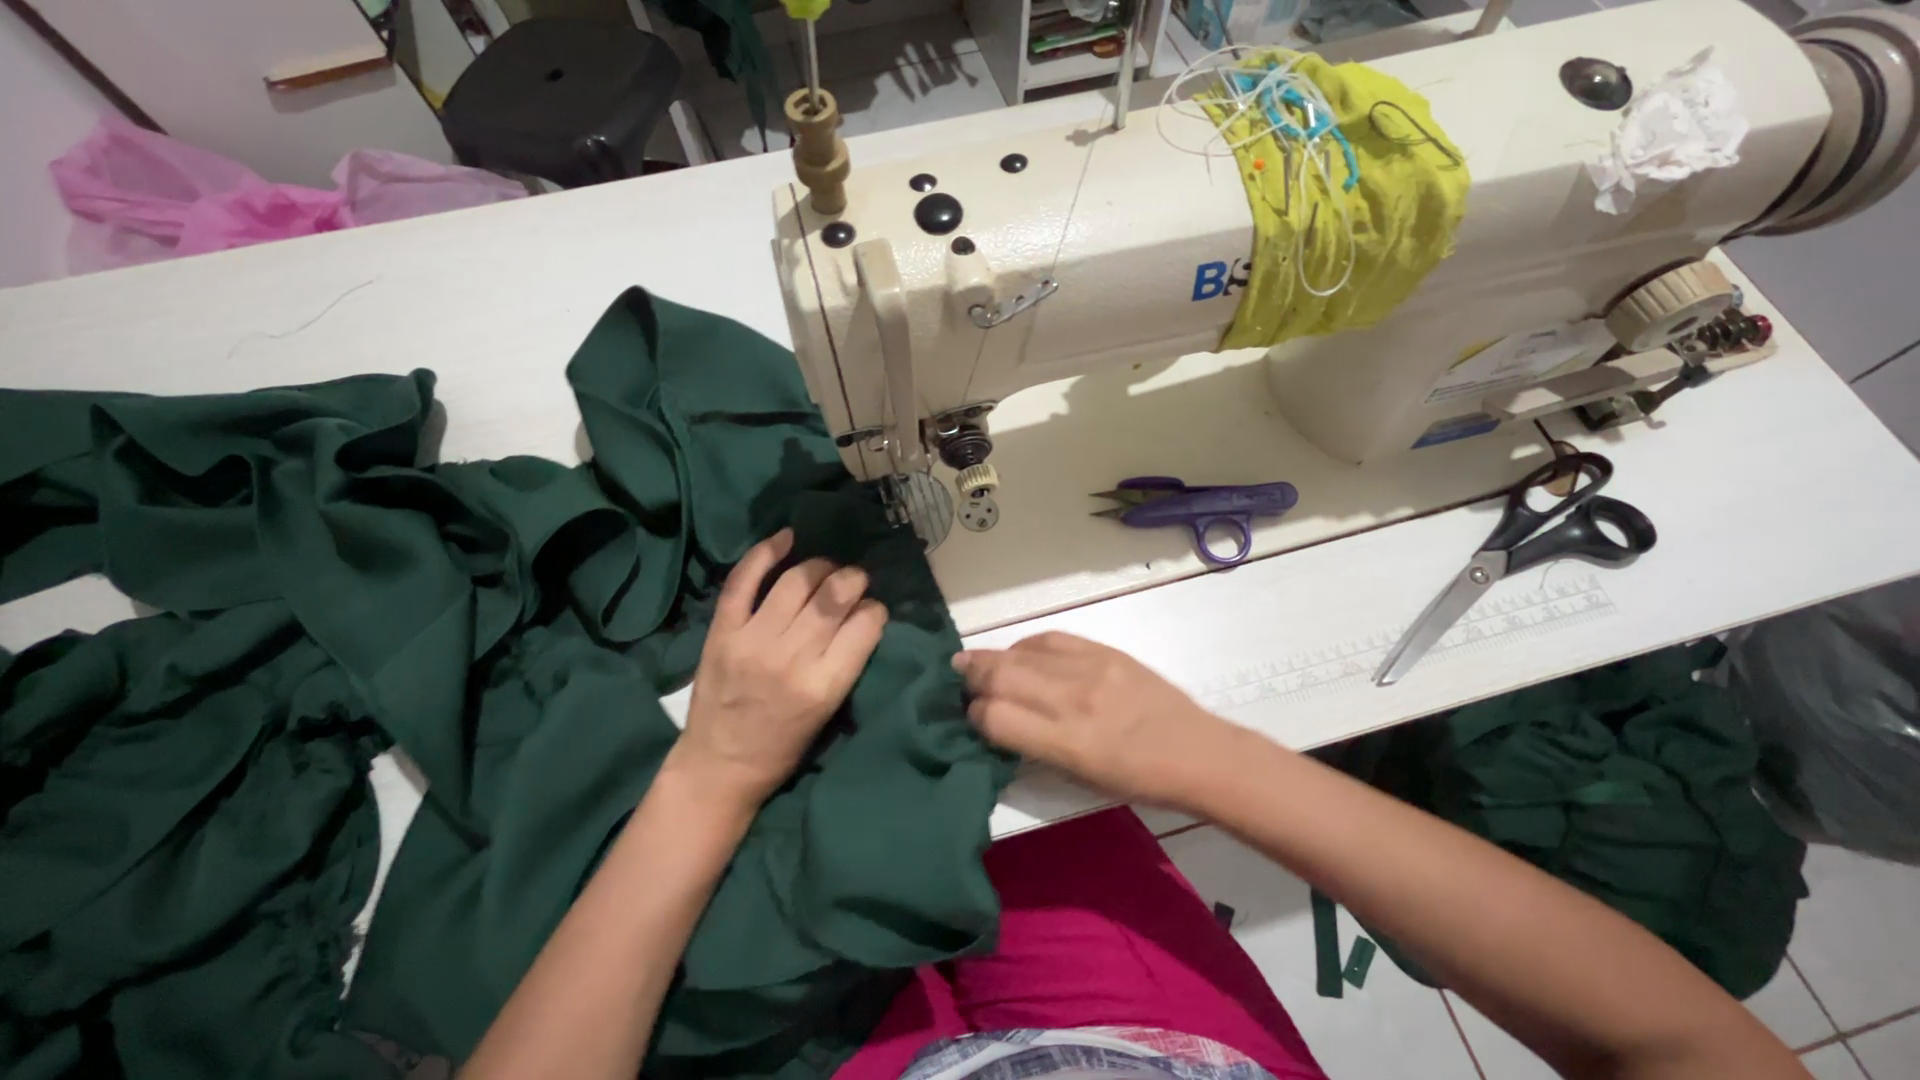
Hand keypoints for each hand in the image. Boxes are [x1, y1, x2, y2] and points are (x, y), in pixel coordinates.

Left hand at [673, 529, 888, 807]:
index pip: (865, 625)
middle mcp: (791, 658)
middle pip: (833, 596)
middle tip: (854, 580)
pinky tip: (785, 538)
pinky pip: (743, 581)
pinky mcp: (722, 632)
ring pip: (795, 581)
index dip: (875, 609)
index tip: (872, 610)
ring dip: (819, 566)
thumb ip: (847, 662)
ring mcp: (752, 641)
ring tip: (826, 569)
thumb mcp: (830, 711)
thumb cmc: (784, 746)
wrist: (720, 765)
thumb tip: (862, 615)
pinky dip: (764, 553)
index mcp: (824, 686)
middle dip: (852, 579)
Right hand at [953, 632, 1247, 809]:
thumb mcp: (1079, 779)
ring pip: (1020, 653)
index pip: (995, 717)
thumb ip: (1035, 748)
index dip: (974, 715)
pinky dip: (1027, 646)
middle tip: (957, 676)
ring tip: (974, 661)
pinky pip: (1051, 639)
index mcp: (1066, 744)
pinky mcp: (1105, 651)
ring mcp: (1089, 670)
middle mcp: (1072, 702)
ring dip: (991, 657)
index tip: (970, 717)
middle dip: (971, 675)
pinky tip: (1019, 654)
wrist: (1196, 752)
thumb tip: (997, 723)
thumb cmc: (1137, 782)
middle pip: (1000, 676)